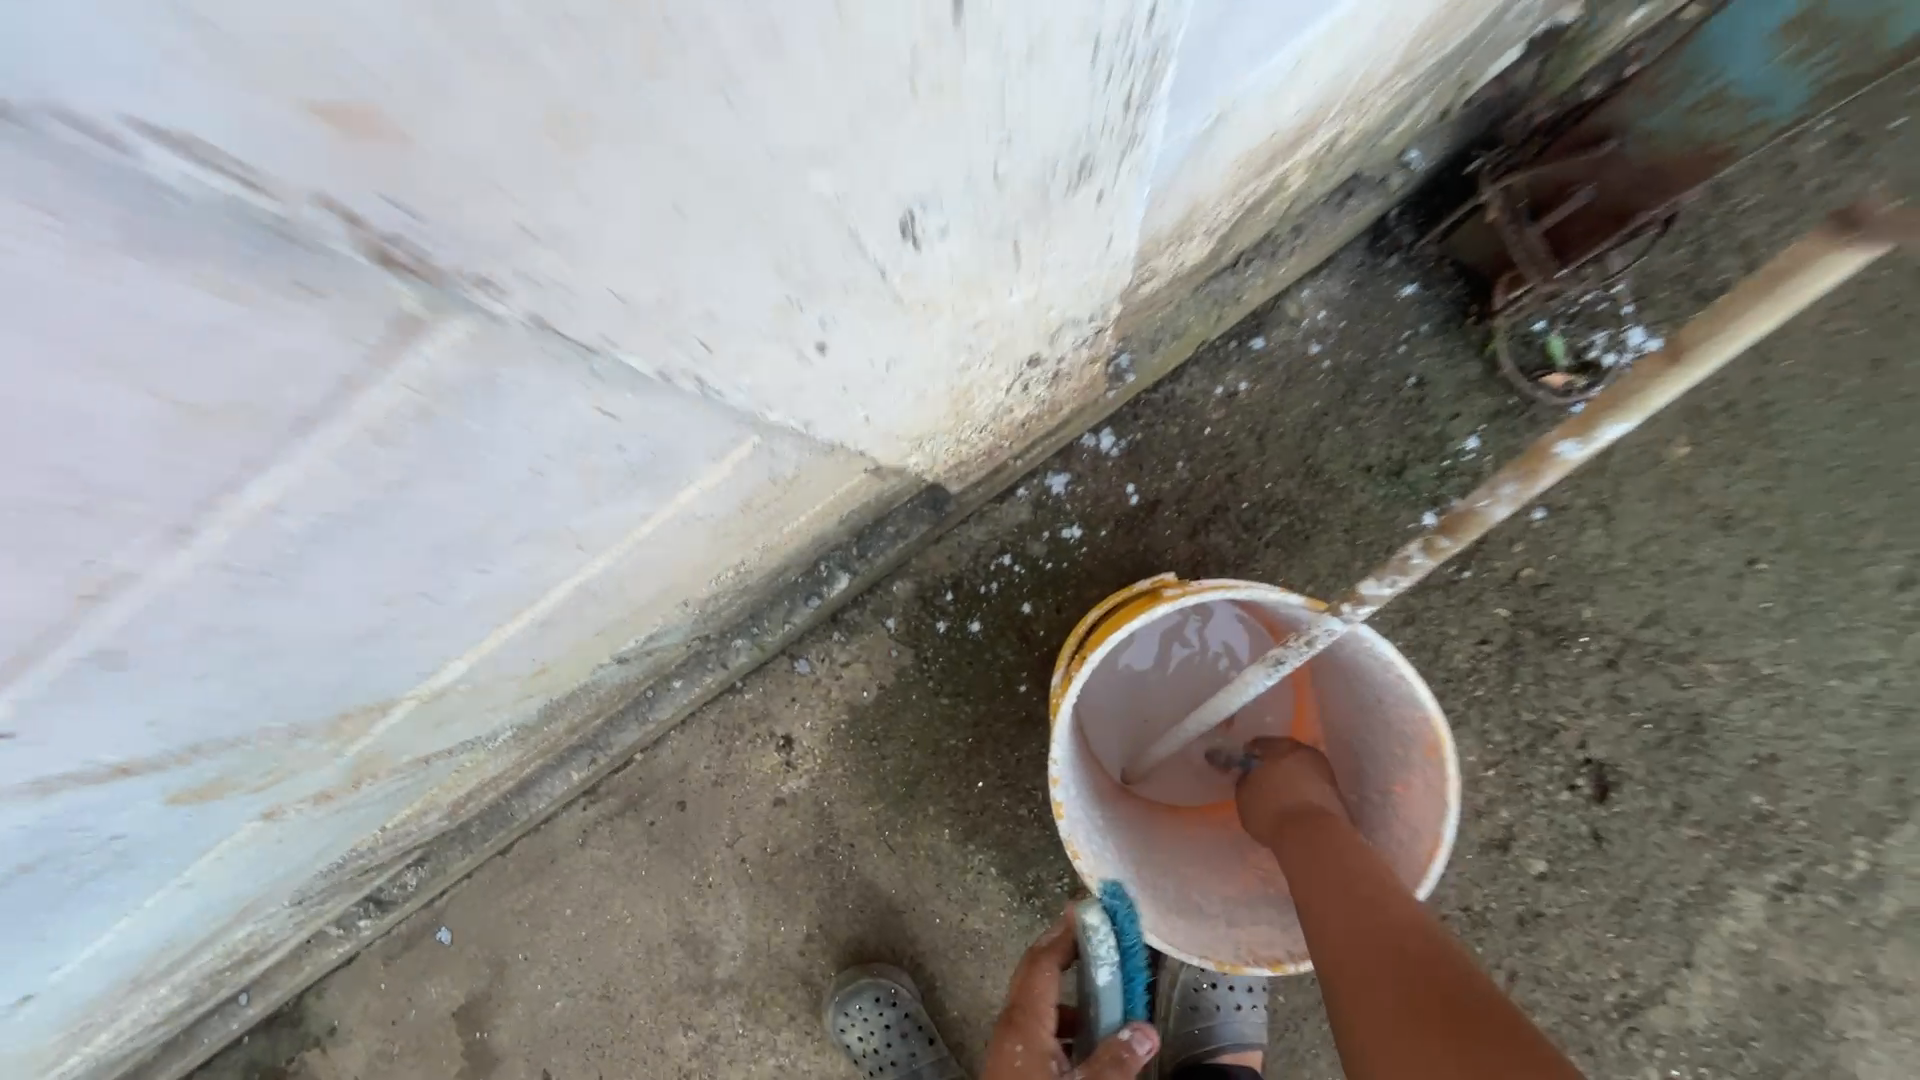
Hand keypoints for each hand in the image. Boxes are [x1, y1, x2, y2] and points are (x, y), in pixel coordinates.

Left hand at [982, 909, 1159, 1079]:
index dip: (1064, 932)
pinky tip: (1091, 1040)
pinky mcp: (1014, 1069)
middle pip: (1036, 974)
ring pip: (1039, 1005)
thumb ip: (1116, 1061)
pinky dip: (1066, 1023)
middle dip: (1065, 951)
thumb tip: (1147, 1028)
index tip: (1086, 907)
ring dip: (1070, 991)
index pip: (1042, 960)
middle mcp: (1011, 1026)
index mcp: (1024, 1021)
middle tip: (1097, 933)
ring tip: (1106, 989)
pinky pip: (1040, 1030)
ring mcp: (1009, 1049)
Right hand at [1234, 737, 1349, 844]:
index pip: (1260, 744)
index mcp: (1282, 746)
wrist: (1314, 838)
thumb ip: (1245, 779)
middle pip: (1286, 755)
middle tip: (1262, 780)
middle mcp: (1307, 753)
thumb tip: (1247, 774)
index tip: (1243, 767)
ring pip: (1302, 773)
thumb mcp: (1244, 794)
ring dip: (1291, 781)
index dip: (1250, 755)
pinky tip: (1293, 808)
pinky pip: (1313, 790)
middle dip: (1275, 765)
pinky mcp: (1338, 797)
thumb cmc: (1272, 810)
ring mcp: (1326, 774)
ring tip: (1278, 797)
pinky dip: (1303, 795)